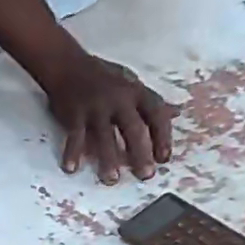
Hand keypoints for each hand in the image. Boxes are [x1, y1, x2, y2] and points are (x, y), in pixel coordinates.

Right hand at [42, 53, 173, 183]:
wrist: (68, 65)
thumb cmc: (102, 76)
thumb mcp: (131, 83)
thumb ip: (150, 102)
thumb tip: (175, 113)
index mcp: (135, 92)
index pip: (156, 115)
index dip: (162, 137)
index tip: (164, 159)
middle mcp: (118, 99)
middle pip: (133, 129)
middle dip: (140, 153)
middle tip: (145, 175)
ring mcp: (95, 107)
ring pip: (104, 136)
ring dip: (108, 159)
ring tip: (111, 179)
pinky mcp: (74, 113)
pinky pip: (74, 136)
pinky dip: (72, 152)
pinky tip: (71, 168)